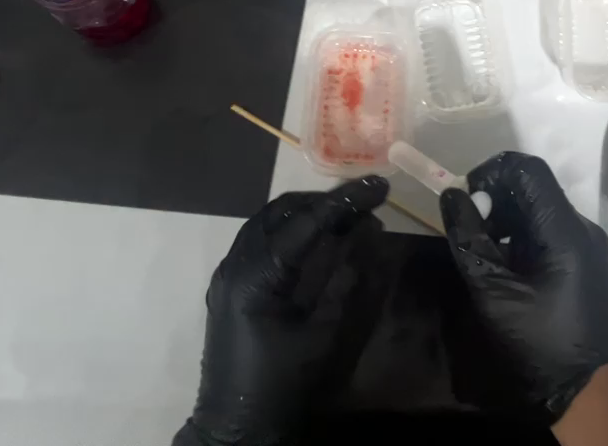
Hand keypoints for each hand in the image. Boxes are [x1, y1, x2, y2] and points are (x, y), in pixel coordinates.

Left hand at [176, 177, 388, 445]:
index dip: (346, 200)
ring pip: (269, 218)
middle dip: (326, 200)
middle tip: (364, 202)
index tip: (380, 186)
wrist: (234, 426)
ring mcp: (227, 269)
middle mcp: (236, 262)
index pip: (307, 220)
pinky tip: (316, 237)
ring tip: (345, 215)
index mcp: (258, 275)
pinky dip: (290, 227)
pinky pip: (259, 236)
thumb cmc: (282, 383)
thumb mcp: (322, 333)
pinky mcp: (227, 280)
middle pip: (284, 208)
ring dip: (307, 211)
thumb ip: (345, 277)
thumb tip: (370, 232)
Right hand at [439, 151, 607, 421]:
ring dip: (507, 217)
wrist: (593, 393)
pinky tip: (506, 264)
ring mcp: (587, 243)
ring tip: (485, 249)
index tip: (467, 196)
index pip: (528, 169)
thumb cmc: (542, 343)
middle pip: (533, 186)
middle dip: (496, 197)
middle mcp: (581, 226)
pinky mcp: (585, 259)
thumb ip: (470, 239)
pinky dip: (522, 235)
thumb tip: (451, 196)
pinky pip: (549, 229)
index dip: (493, 171)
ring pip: (539, 207)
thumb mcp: (494, 292)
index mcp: (564, 228)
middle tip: (471, 228)